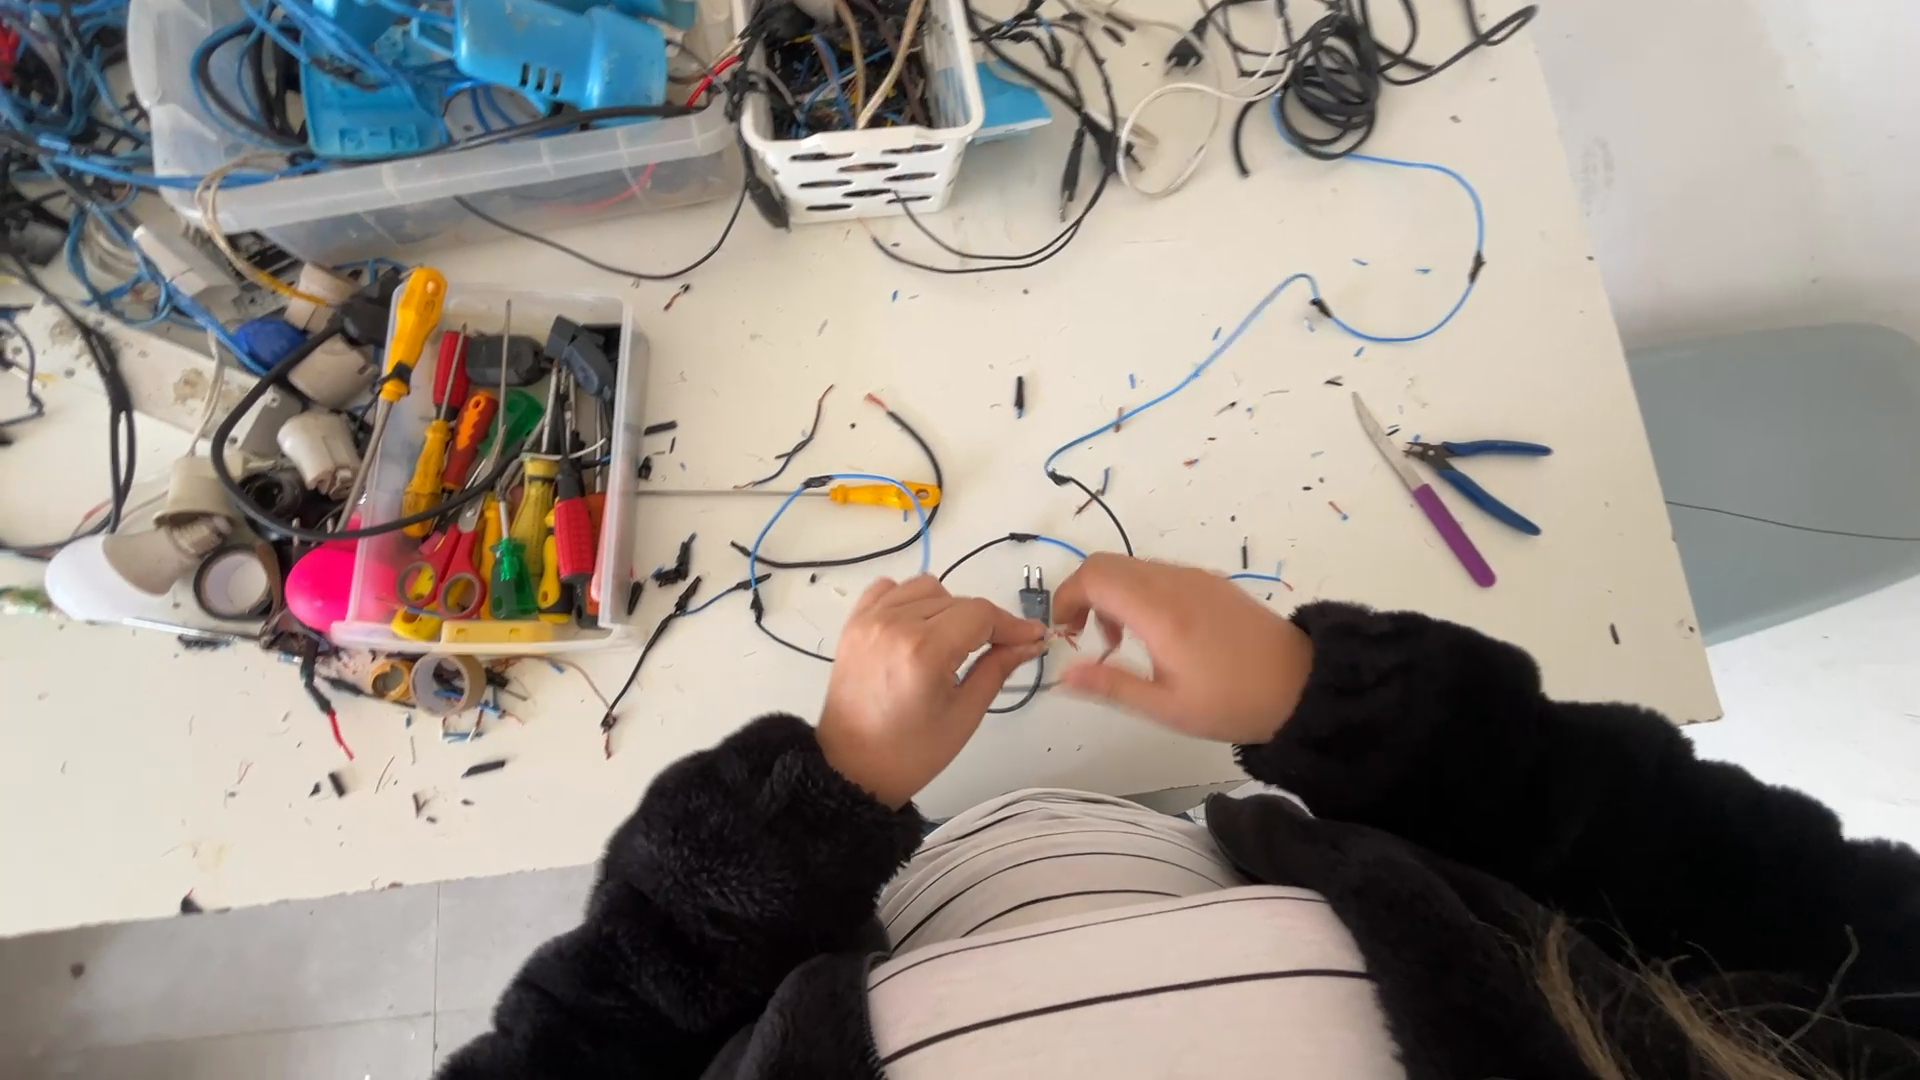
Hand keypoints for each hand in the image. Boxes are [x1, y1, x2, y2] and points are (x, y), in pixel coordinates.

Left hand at [819, 575, 1046, 807]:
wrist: (851, 768)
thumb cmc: (912, 752)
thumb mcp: (965, 714)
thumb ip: (998, 668)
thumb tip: (1030, 642)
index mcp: (924, 650)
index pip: (980, 615)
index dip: (1011, 624)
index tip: (1032, 637)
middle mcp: (895, 624)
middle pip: (958, 600)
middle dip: (984, 623)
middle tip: (998, 649)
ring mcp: (870, 620)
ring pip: (926, 587)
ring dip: (947, 608)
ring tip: (951, 641)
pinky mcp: (854, 623)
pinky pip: (889, 589)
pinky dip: (909, 600)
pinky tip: (918, 626)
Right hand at [1051, 554, 1312, 744]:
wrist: (1305, 686)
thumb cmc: (1232, 702)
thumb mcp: (1165, 707)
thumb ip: (1110, 686)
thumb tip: (1063, 676)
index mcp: (1158, 609)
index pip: (1092, 576)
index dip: (1065, 598)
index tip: (1065, 633)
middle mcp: (1172, 581)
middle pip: (1105, 564)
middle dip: (1082, 596)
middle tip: (1088, 638)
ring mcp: (1193, 576)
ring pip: (1130, 566)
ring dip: (1110, 595)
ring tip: (1122, 642)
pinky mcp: (1208, 581)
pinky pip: (1156, 572)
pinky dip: (1136, 592)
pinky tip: (1154, 632)